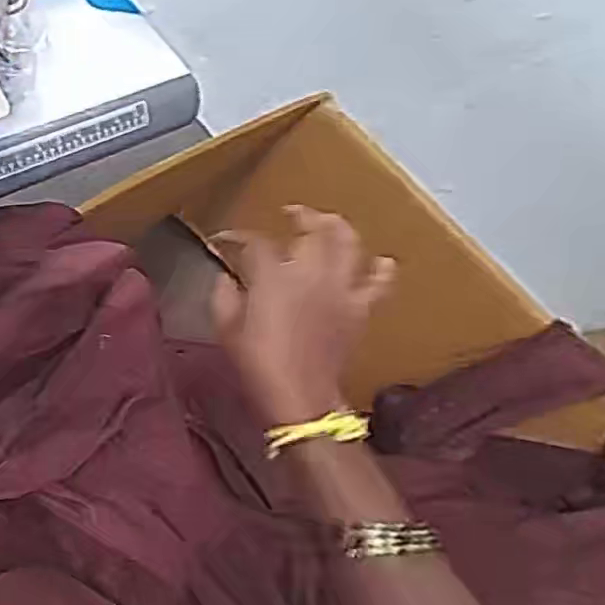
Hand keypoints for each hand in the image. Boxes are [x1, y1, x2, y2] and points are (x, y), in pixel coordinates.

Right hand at [209, 206, 394, 425]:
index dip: (238, 237)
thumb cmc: (254, 361)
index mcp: (272, 278)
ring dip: (340, 227)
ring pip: (349, 243)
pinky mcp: (360, 307)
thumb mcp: (225, 327)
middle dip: (300, 216)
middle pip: (313, 230)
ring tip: (330, 222)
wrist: (298, 392)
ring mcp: (341, 288)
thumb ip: (224, 295)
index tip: (225, 239)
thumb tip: (227, 277)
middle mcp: (311, 274)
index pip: (256, 244)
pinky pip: (379, 280)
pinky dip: (381, 267)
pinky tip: (378, 260)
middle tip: (290, 213)